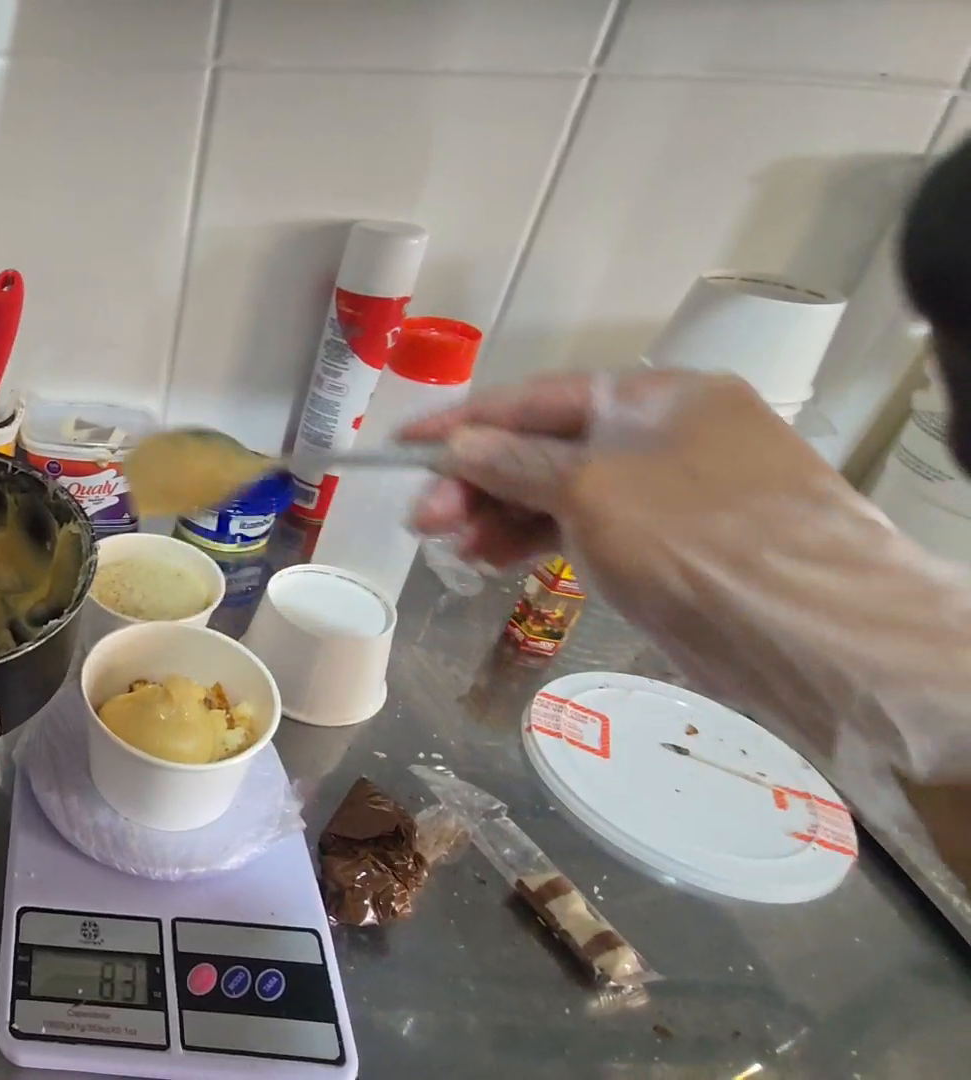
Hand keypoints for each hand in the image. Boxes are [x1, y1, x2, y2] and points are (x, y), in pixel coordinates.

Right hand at [396, 368, 909, 753]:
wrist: (807, 635)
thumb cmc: (693, 538)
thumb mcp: (590, 488)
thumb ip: (512, 463)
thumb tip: (455, 447)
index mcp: (655, 398)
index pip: (534, 400)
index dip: (462, 422)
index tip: (402, 446)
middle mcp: (656, 435)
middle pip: (537, 448)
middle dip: (473, 481)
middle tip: (423, 520)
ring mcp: (656, 490)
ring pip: (549, 491)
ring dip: (493, 515)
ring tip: (453, 546)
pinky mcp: (653, 540)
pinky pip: (571, 526)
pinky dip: (527, 539)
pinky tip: (490, 558)